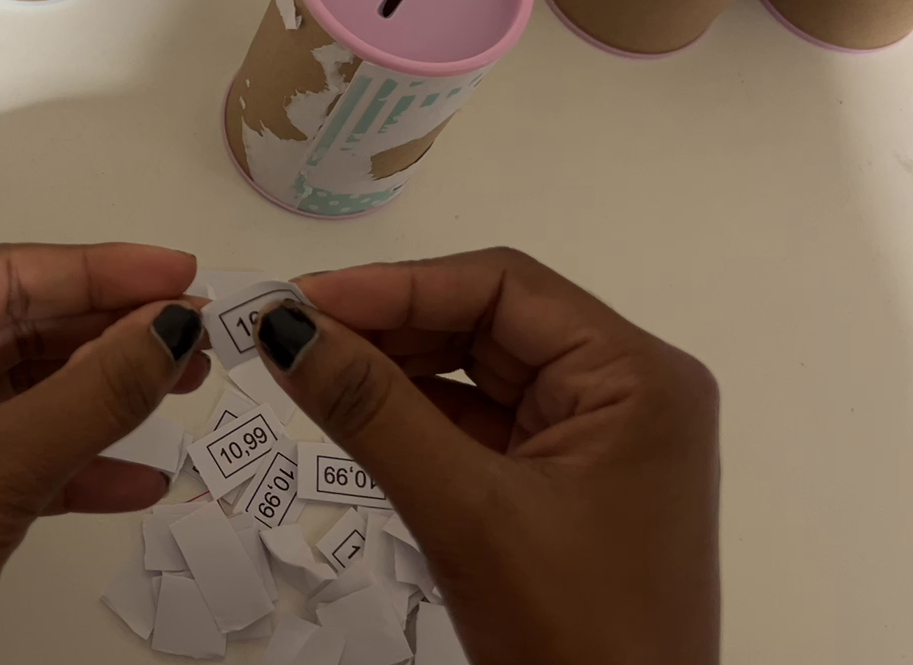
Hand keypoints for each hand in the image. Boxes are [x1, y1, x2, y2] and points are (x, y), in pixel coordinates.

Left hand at [0, 243, 209, 664]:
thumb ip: (94, 393)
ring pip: (20, 387)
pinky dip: (71, 458)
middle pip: (17, 327)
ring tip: (184, 382)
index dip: (99, 270)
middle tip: (194, 330)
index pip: (3, 275)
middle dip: (109, 334)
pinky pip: (8, 446)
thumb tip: (175, 325)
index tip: (180, 269)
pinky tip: (140, 477)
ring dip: (101, 394)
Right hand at [257, 248, 719, 664]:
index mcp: (633, 376)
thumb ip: (367, 407)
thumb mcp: (462, 510)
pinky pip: (463, 408)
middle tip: (293, 327)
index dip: (396, 283)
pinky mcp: (546, 465)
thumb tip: (279, 326)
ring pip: (465, 359)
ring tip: (308, 358)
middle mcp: (617, 385)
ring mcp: (583, 426)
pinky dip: (401, 401)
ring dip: (385, 358)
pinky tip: (346, 399)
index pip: (500, 288)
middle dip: (384, 320)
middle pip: (480, 317)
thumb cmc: (571, 637)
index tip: (305, 295)